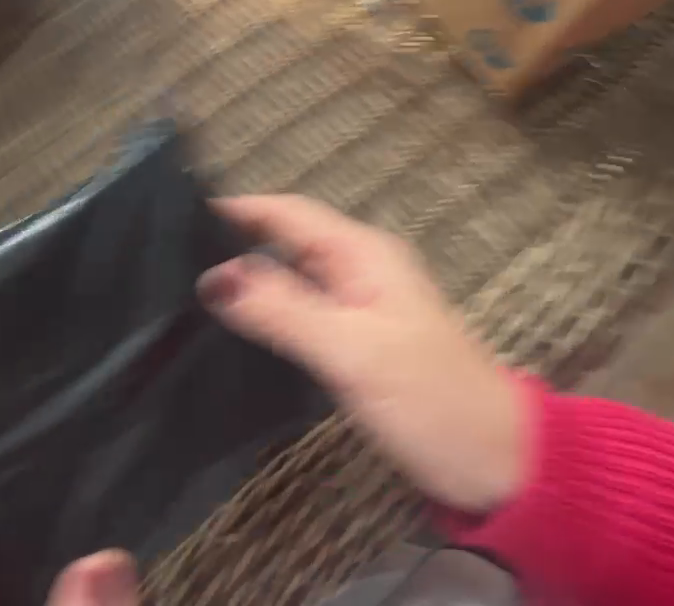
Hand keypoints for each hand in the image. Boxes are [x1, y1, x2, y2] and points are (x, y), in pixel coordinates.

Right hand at [200, 195, 532, 512]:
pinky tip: (240, 323)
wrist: (497, 464)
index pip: (289, 213)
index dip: (240, 208)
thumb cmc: (430, 399)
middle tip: (175, 253)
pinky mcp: (358, 338)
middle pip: (288, 237)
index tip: (182, 213)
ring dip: (251, 272)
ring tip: (193, 285)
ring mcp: (361, 303)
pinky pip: (302, 306)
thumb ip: (283, 310)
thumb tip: (214, 279)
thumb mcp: (351, 351)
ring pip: (293, 272)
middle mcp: (360, 267)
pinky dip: (269, 305)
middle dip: (237, 238)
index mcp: (363, 254)